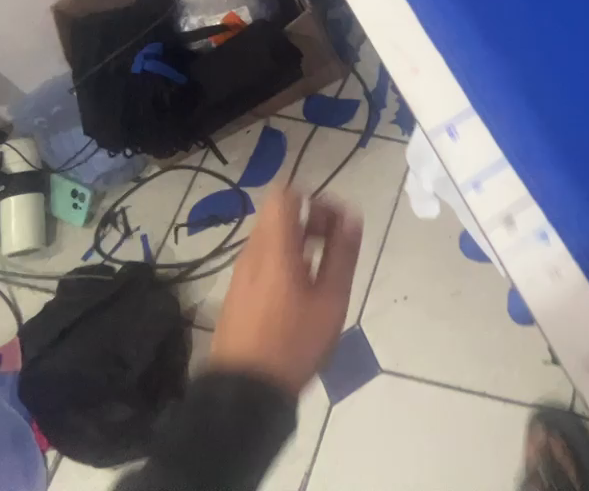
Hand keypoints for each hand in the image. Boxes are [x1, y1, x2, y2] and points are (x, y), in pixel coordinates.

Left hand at [208, 186, 362, 395]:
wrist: (243, 394)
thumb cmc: (294, 343)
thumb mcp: (332, 299)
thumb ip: (343, 252)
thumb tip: (352, 216)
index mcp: (275, 248)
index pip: (284, 195)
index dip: (312, 196)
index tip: (335, 219)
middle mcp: (252, 253)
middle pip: (279, 214)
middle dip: (311, 220)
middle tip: (336, 244)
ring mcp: (240, 274)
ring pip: (271, 238)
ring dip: (298, 240)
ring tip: (321, 270)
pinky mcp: (236, 294)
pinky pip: (262, 259)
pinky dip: (283, 259)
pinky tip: (300, 291)